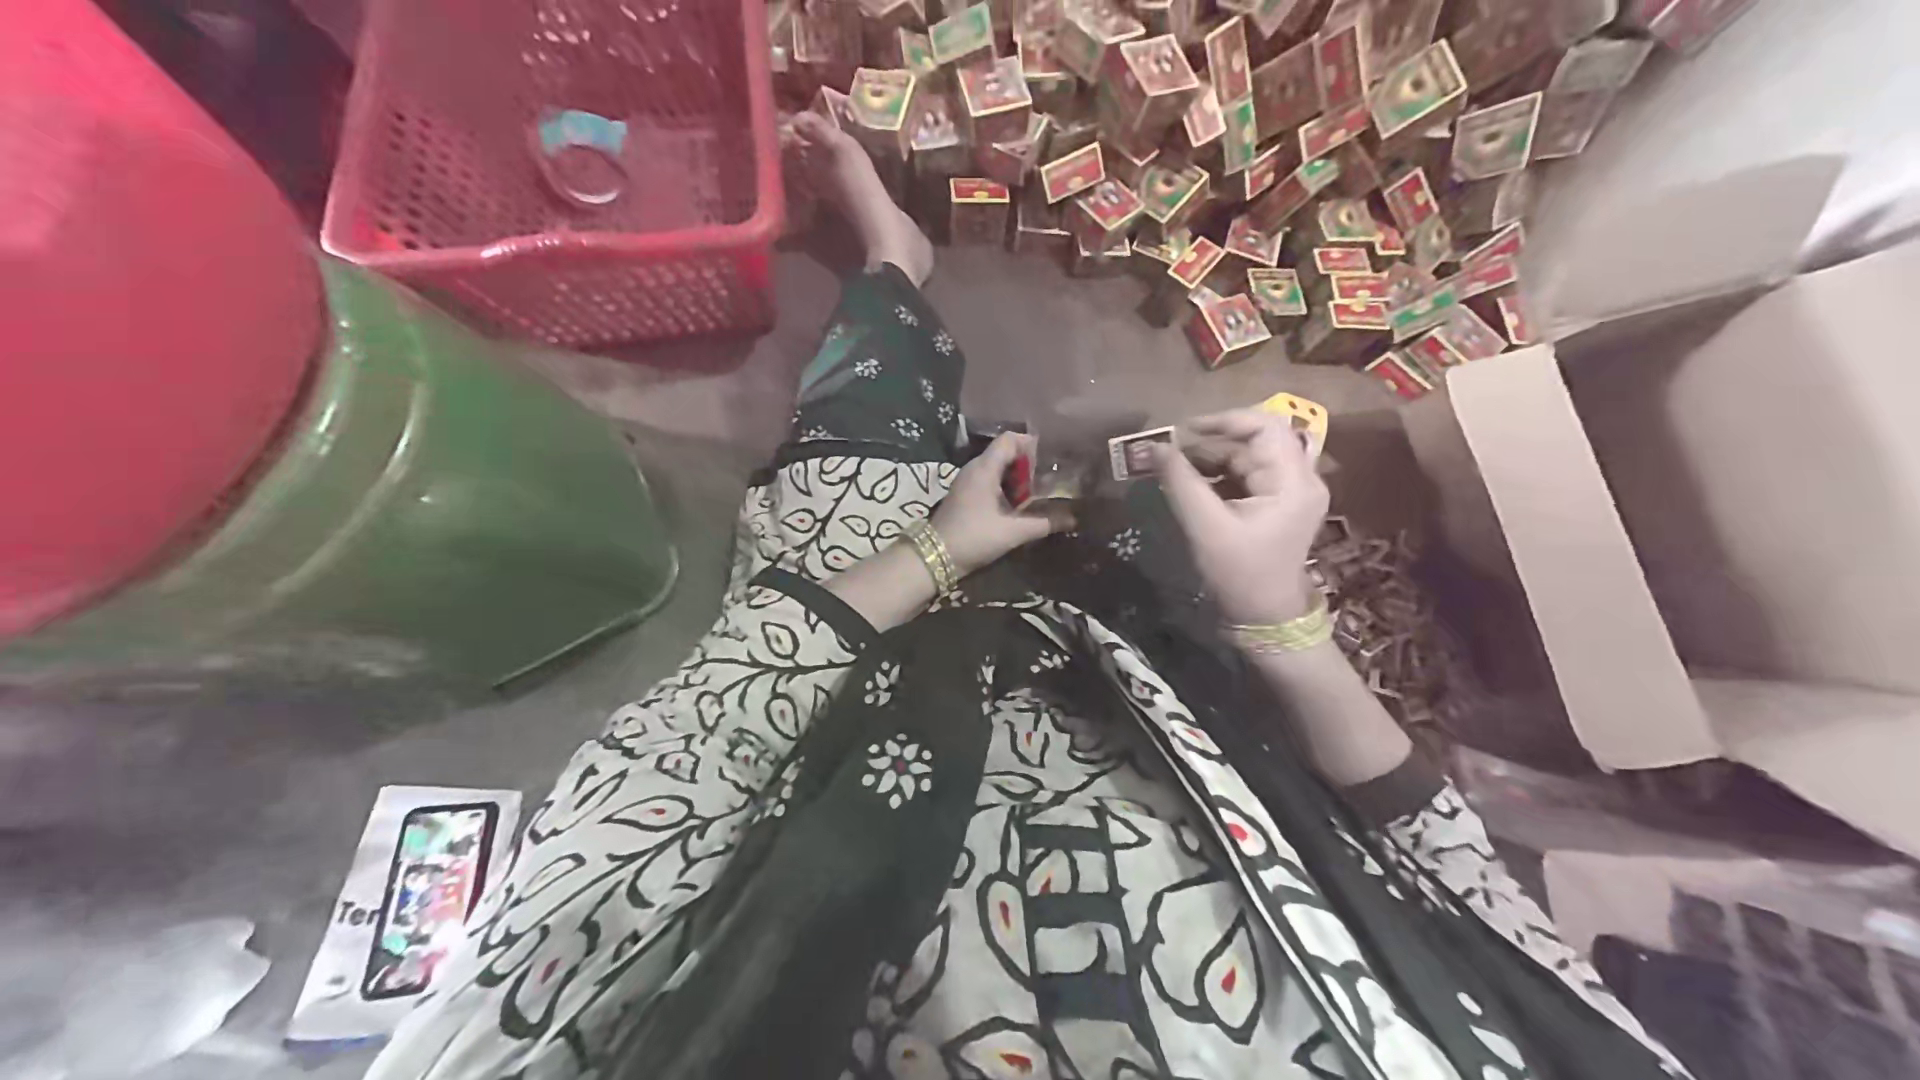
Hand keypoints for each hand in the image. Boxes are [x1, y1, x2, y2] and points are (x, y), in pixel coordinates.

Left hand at [931, 433, 1071, 575]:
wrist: (934, 557)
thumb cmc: (974, 537)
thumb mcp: (1013, 532)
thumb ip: (1044, 523)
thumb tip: (1074, 518)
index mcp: (984, 468)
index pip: (1010, 439)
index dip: (1032, 444)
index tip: (1052, 459)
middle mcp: (974, 469)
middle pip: (1006, 453)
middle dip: (1029, 463)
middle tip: (1052, 476)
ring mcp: (968, 482)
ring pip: (998, 469)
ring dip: (1018, 478)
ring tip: (1041, 491)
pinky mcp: (965, 496)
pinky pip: (990, 482)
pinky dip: (1006, 488)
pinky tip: (1021, 505)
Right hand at [1155, 409, 1328, 624]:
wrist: (1265, 617)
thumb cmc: (1239, 573)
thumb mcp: (1205, 527)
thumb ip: (1181, 482)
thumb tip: (1154, 447)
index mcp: (1293, 482)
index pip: (1265, 426)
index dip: (1224, 420)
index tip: (1184, 431)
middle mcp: (1301, 478)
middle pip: (1256, 439)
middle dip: (1212, 442)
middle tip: (1174, 455)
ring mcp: (1292, 490)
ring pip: (1250, 455)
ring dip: (1213, 458)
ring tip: (1178, 470)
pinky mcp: (1280, 502)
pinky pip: (1249, 473)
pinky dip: (1220, 474)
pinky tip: (1194, 485)